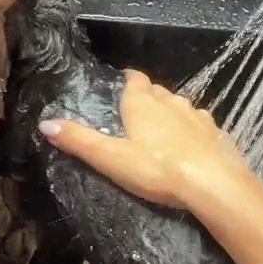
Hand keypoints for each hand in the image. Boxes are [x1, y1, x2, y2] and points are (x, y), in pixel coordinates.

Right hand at [39, 69, 256, 211]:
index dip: (126, 81)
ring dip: (169, 115)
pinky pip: (200, 127)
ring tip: (159, 132)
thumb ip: (80, 141)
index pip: (134, 79)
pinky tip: (189, 147)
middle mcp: (172, 102)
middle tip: (133, 115)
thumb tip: (45, 123)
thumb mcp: (111, 158)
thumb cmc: (157, 169)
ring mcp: (198, 117)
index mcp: (143, 103)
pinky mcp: (217, 135)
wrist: (214, 184)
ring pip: (179, 107)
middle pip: (157, 92)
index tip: (119, 86)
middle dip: (146, 98)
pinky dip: (191, 132)